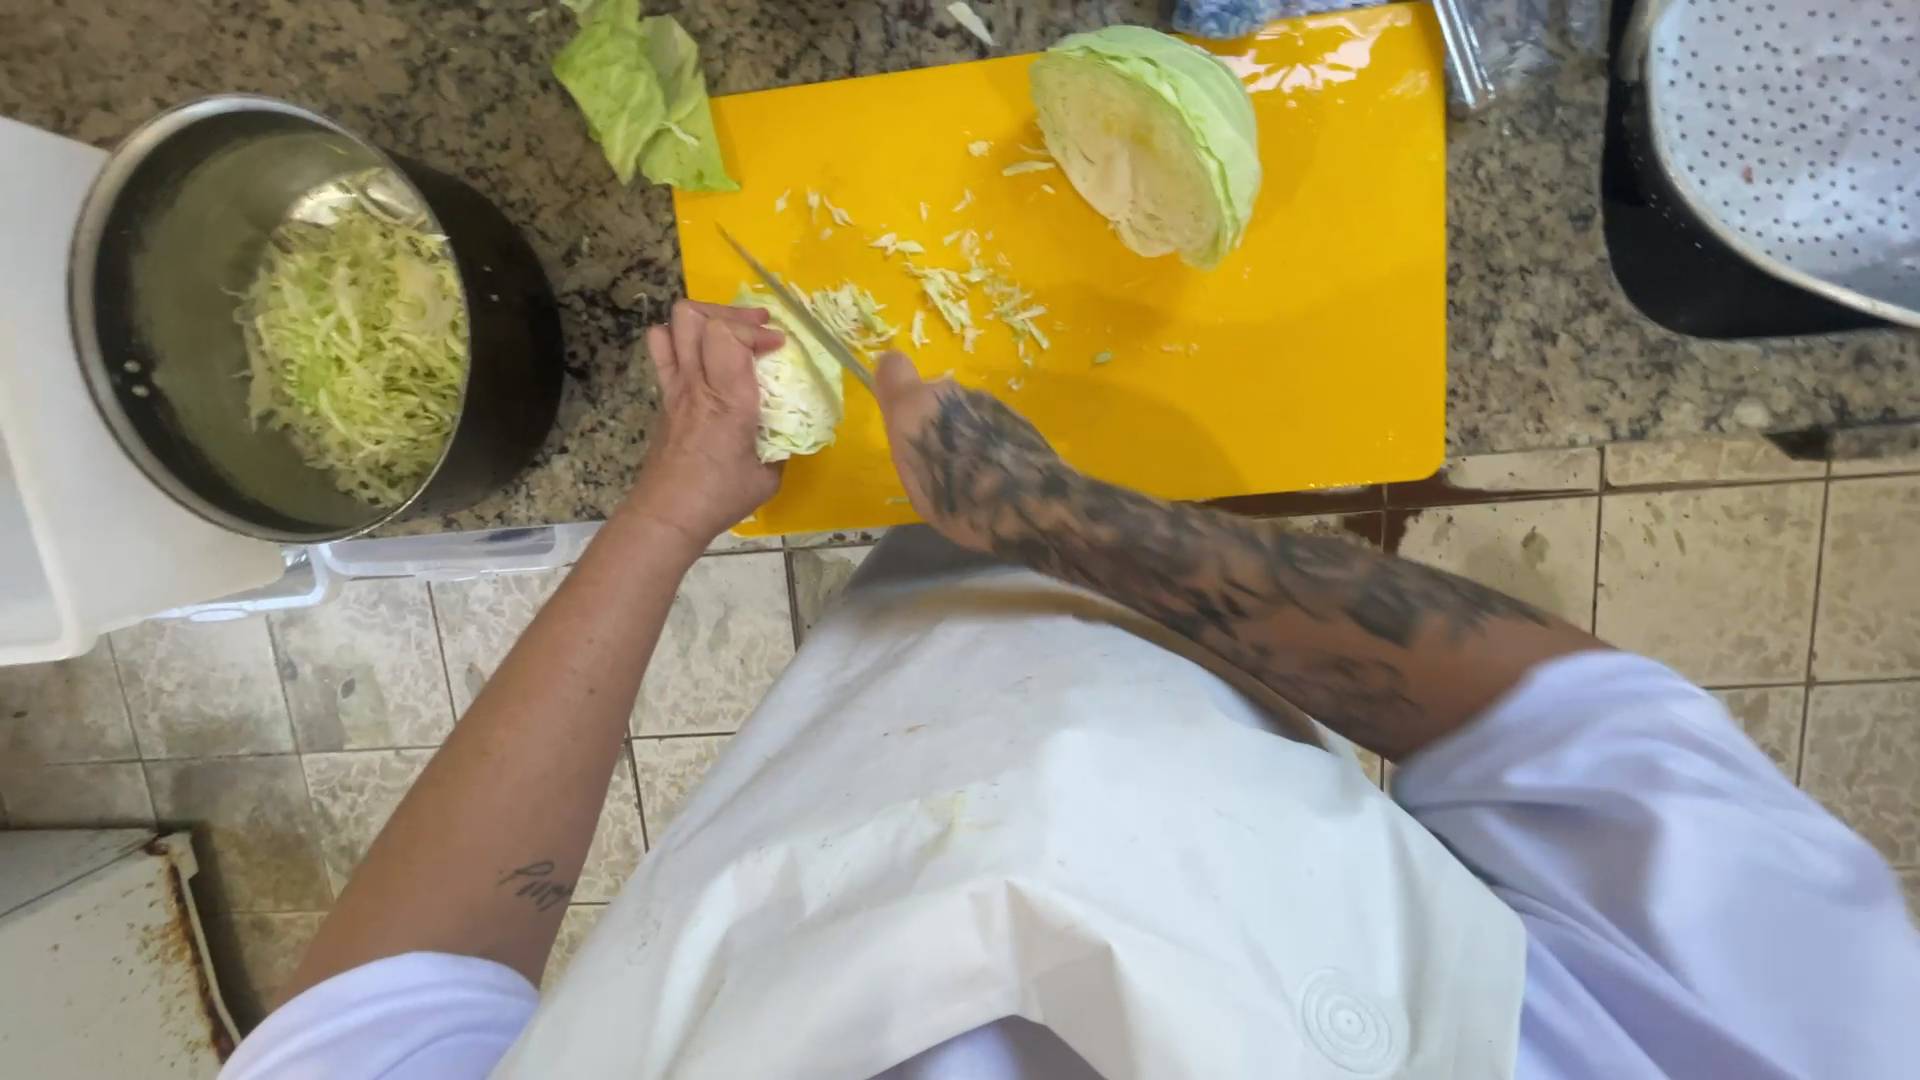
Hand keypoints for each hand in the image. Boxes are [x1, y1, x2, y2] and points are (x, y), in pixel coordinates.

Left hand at [627, 301, 785, 550]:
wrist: (668, 514)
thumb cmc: (721, 497)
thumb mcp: (768, 475)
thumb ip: (781, 444)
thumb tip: (790, 430)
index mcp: (727, 399)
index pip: (727, 334)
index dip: (756, 330)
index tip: (780, 347)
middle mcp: (696, 384)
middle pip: (693, 316)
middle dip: (730, 313)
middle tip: (758, 328)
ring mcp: (674, 388)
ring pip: (672, 325)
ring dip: (703, 320)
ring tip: (729, 333)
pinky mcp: (664, 398)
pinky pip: (664, 351)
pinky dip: (683, 341)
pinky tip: (705, 357)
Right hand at [873, 350, 1066, 554]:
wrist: (1027, 502)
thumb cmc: (958, 501)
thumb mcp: (917, 485)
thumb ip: (910, 446)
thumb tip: (909, 426)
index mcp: (912, 409)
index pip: (892, 368)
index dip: (895, 384)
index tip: (899, 410)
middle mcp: (946, 393)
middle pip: (932, 396)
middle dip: (934, 419)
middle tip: (941, 458)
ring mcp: (983, 399)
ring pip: (963, 407)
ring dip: (964, 430)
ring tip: (973, 470)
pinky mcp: (1014, 411)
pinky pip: (988, 420)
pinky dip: (989, 437)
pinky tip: (998, 469)